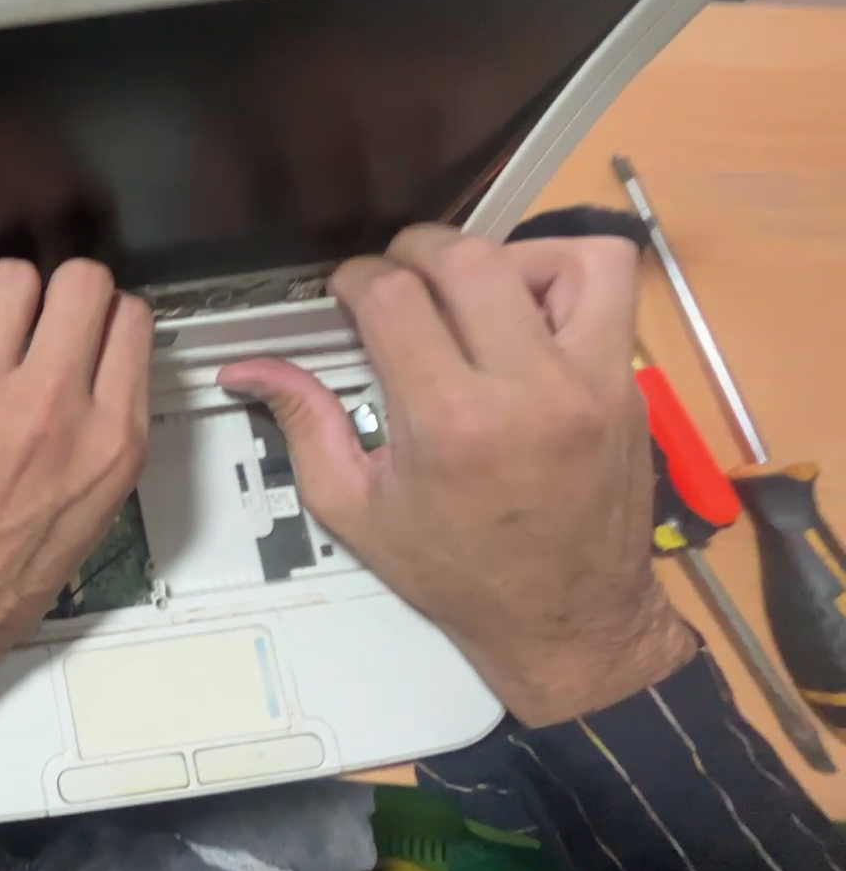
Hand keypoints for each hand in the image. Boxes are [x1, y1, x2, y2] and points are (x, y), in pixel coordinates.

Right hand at [218, 225, 694, 726]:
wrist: (564, 618)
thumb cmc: (442, 565)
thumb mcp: (346, 502)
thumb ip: (300, 419)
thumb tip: (242, 368)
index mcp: (448, 419)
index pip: (395, 298)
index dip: (354, 279)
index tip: (340, 293)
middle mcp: (528, 385)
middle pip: (468, 260)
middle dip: (411, 251)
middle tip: (386, 279)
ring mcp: (594, 379)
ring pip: (560, 257)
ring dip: (496, 255)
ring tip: (462, 290)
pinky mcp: (628, 383)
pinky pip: (610, 287)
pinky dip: (560, 274)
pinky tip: (518, 310)